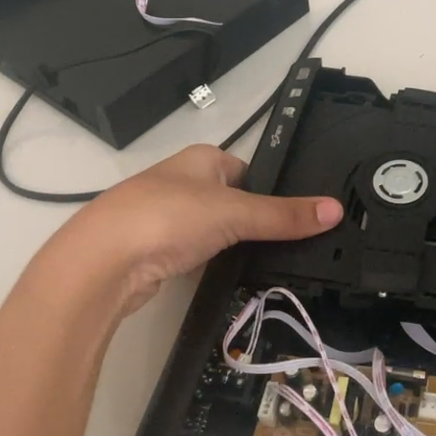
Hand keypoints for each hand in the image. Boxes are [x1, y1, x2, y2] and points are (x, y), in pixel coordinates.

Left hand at [49, 144, 340, 315]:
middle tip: (277, 245)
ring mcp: (160, 214)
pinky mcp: (147, 248)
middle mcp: (179, 179)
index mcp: (201, 158)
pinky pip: (187, 252)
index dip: (268, 193)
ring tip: (248, 263)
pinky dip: (201, 263)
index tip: (290, 218)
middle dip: (247, 222)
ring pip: (207, 229)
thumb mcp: (237, 213)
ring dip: (223, 245)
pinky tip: (212, 277)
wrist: (100, 261)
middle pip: (229, 201)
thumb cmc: (169, 217)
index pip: (248, 170)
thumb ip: (285, 216)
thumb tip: (335, 209)